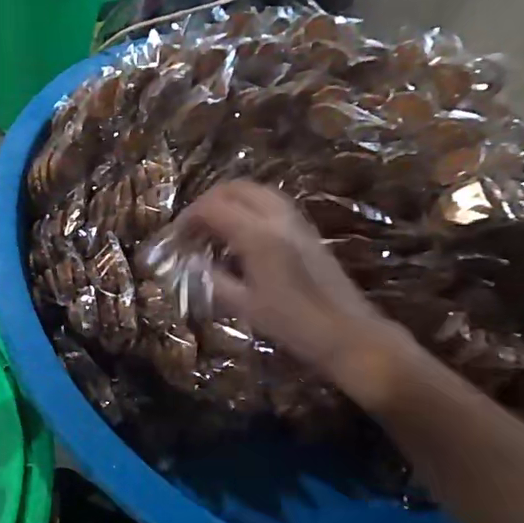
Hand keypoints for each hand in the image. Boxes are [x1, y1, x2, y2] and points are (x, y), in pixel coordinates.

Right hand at [176, 181, 405, 402]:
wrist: (348, 333)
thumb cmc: (294, 324)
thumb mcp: (246, 307)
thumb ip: (214, 281)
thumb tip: (189, 265)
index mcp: (258, 236)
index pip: (213, 208)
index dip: (189, 218)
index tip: (175, 236)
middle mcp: (277, 219)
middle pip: (235, 189)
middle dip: (208, 201)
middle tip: (192, 227)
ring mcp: (296, 222)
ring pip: (257, 191)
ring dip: (231, 200)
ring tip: (214, 227)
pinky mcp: (308, 231)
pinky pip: (273, 204)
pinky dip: (250, 207)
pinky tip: (243, 235)